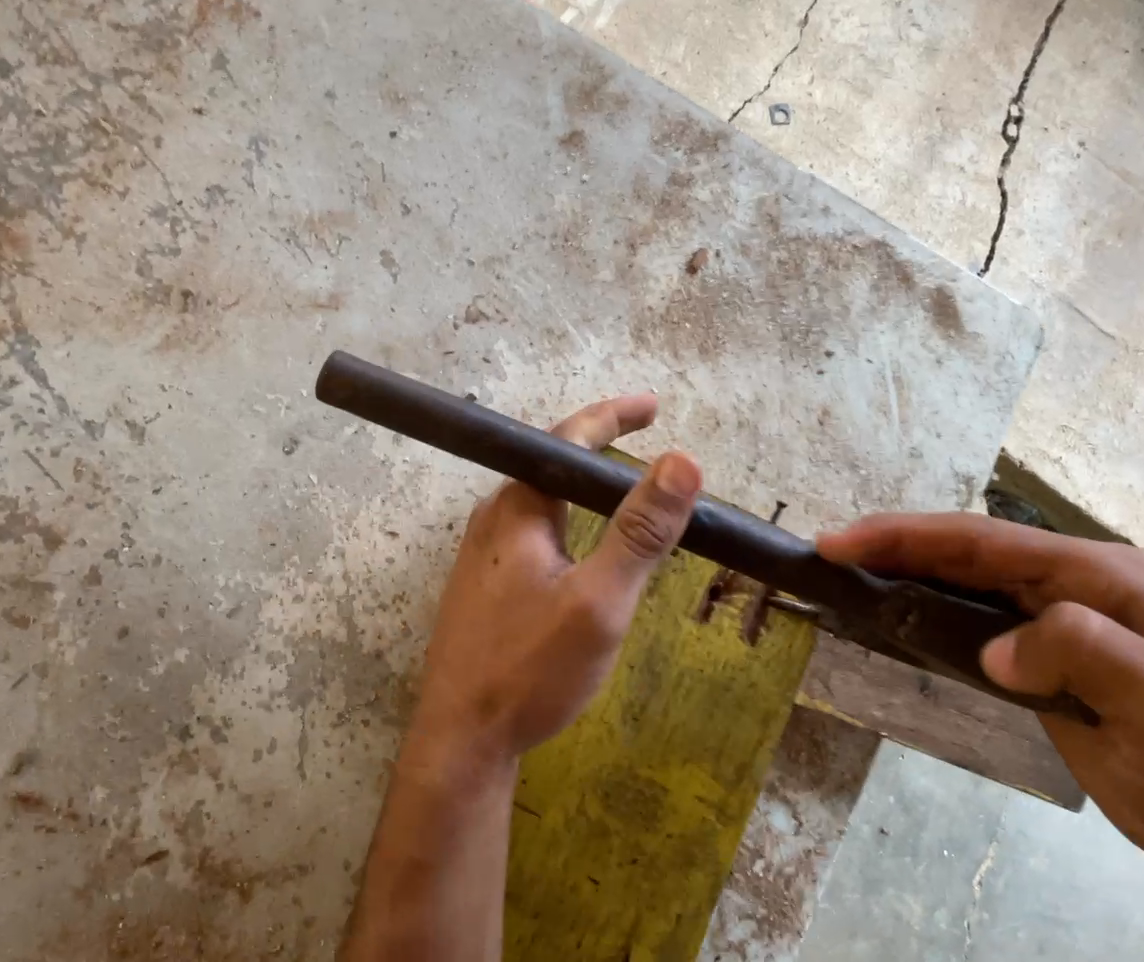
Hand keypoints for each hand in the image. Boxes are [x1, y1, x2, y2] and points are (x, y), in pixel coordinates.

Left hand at [407, 394, 702, 772]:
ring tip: (624, 488)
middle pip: (549, 464)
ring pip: (540, 499)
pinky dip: (568, 518)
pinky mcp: (483, 584)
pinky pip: (532, 530)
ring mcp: (482, 553)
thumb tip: (682, 461)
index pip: (566, 438)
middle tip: (644, 437)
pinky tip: (584, 545)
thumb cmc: (529, 670)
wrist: (460, 738)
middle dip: (598, 445)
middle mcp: (493, 519)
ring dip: (582, 485)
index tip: (653, 405)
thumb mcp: (599, 602)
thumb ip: (640, 533)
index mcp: (517, 509)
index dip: (612, 416)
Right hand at [817, 513, 1143, 888]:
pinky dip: (923, 610)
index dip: (907, 537)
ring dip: (902, 573)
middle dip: (892, 546)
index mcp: (1104, 577)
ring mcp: (1061, 617)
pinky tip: (891, 613)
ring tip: (844, 575)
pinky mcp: (1045, 656)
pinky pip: (972, 619)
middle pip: (966, 552)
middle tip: (826, 553)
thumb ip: (1086, 652)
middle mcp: (1077, 584)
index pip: (985, 542)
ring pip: (964, 582)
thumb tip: (995, 648)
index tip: (840, 543)